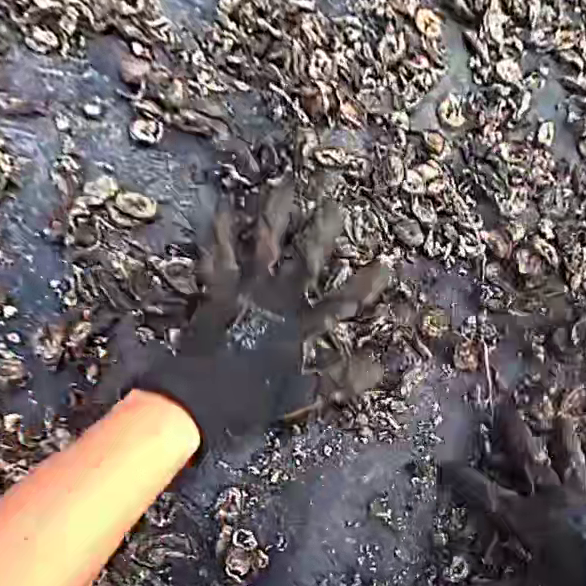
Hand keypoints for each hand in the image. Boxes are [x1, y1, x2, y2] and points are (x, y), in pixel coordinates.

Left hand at [135, 182, 388, 454]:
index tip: (386, 266)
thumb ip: (340, 380)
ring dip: (275, 215)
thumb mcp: (301, 395)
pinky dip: (217, 232)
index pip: (340, 303)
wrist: (198, 397)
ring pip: (265, 245)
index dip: (364, 287)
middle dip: (322, 233)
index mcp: (298, 327)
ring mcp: (245, 291)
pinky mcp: (217, 290)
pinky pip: (218, 255)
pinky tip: (219, 206)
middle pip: (305, 260)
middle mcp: (276, 300)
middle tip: (334, 203)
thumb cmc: (250, 399)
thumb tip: (378, 368)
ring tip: (284, 185)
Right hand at [441, 403, 585, 585]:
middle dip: (514, 434)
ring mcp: (582, 495)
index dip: (464, 480)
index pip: (487, 495)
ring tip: (560, 419)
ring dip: (562, 439)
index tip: (444, 464)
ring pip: (568, 459)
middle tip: (505, 407)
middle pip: (529, 460)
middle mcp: (551, 498)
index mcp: (528, 518)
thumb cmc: (581, 585)